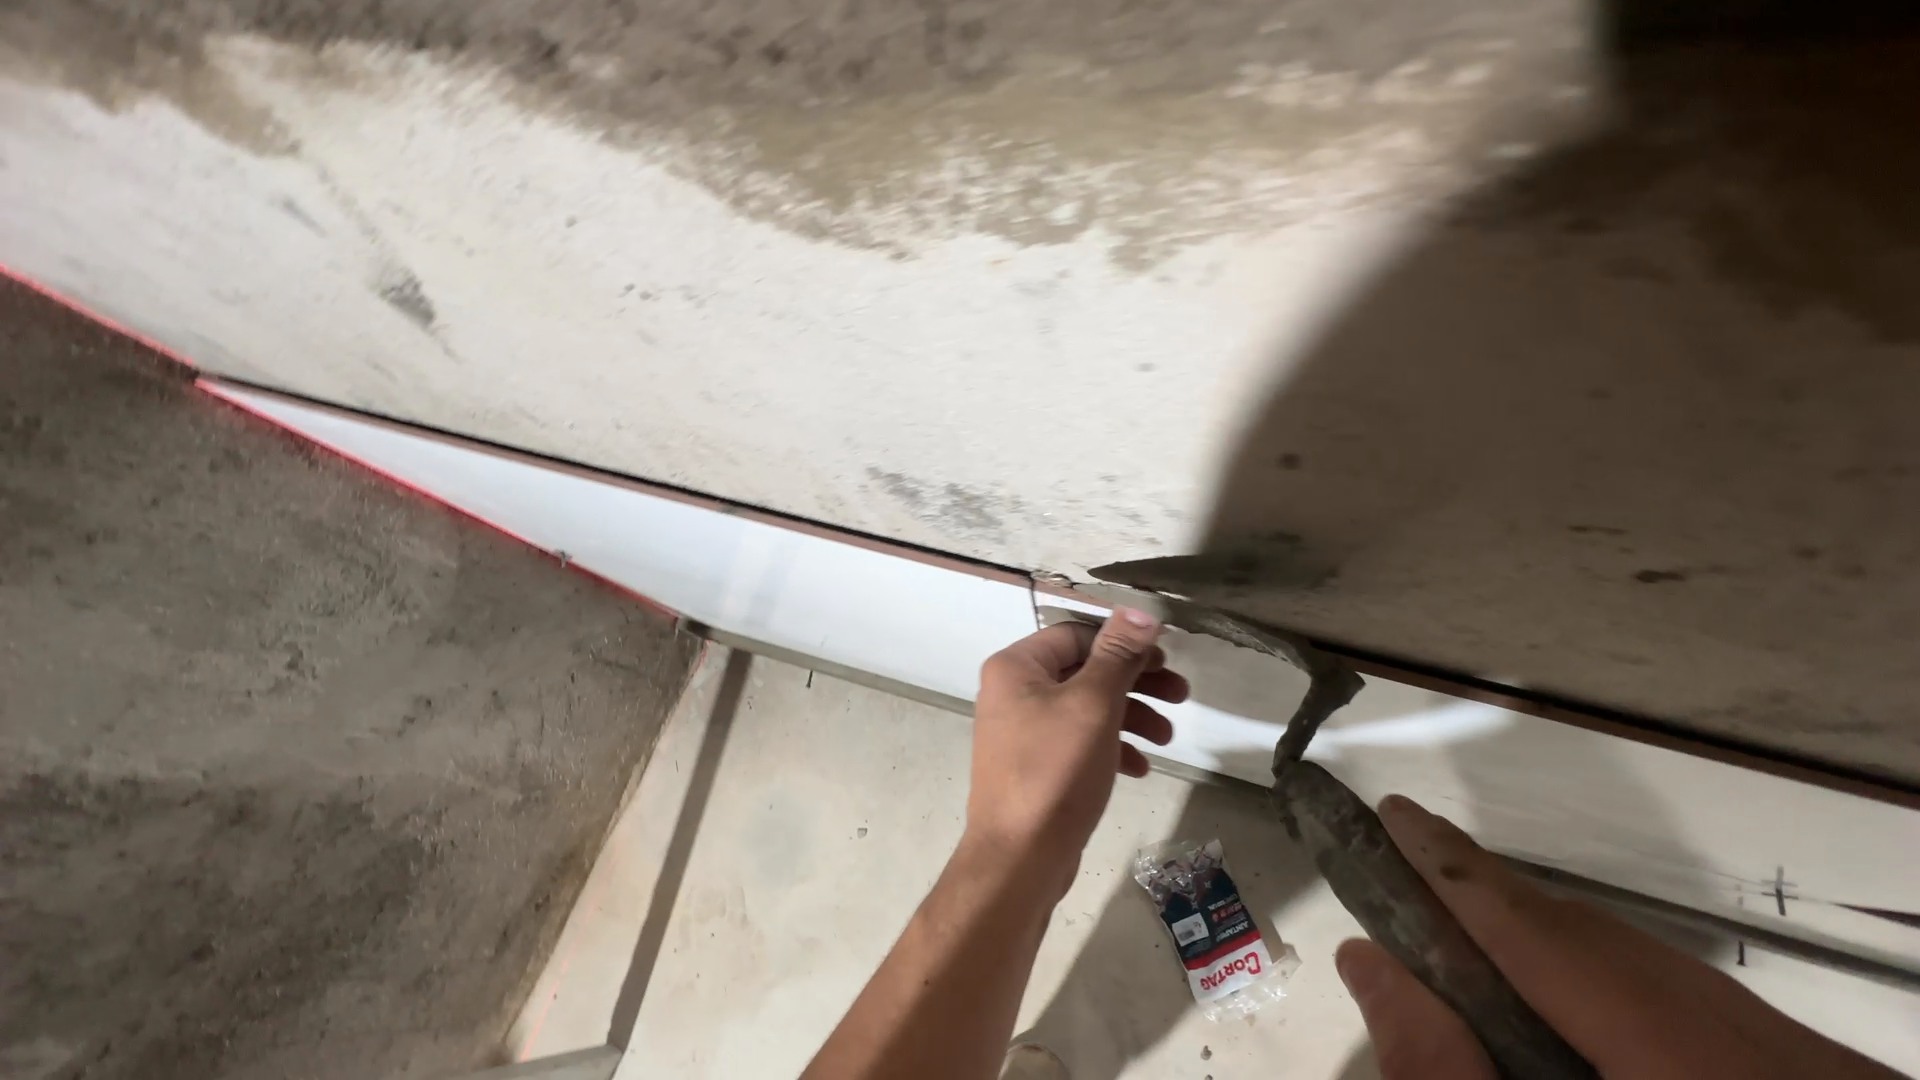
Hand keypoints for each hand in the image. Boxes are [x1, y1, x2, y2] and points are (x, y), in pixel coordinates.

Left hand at [963, 610, 1188, 895]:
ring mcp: (1021, 730)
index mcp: (1016, 666)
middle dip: (1135, 681)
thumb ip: (1119, 655)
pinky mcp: (1033, 765)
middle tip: (1181, 695)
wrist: (1019, 857)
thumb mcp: (1094, 704)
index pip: (1077, 634)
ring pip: (1085, 707)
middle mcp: (1012, 691)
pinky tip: (1138, 767)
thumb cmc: (1055, 771)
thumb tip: (1142, 611)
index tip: (1167, 660)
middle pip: (1084, 670)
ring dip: (1129, 715)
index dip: (1124, 642)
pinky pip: (1076, 742)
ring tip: (1167, 736)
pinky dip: (1109, 747)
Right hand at [1337, 795, 1905, 1079]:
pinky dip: (1615, 987)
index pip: (1555, 944)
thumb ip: (1442, 1072)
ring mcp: (1823, 1076)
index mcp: (1697, 1074)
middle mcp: (1783, 1065)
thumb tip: (1367, 960)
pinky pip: (1702, 1008)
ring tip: (1472, 926)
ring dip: (1554, 943)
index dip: (1465, 875)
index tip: (1397, 814)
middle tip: (1413, 866)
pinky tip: (1568, 1003)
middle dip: (1502, 904)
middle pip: (1606, 947)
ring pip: (1658, 972)